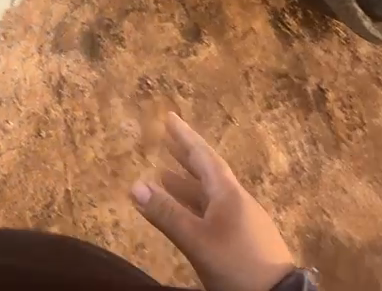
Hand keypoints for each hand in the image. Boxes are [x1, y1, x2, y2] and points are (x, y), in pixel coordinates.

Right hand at [131, 113, 295, 290]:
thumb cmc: (237, 263)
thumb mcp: (197, 239)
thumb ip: (166, 213)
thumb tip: (134, 185)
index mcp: (228, 193)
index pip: (203, 156)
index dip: (185, 137)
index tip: (169, 117)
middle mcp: (237, 202)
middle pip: (208, 172)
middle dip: (185, 156)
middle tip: (166, 140)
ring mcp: (245, 223)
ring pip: (211, 195)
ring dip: (188, 184)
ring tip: (164, 176)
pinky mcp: (247, 243)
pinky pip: (215, 212)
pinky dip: (196, 205)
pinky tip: (188, 213)